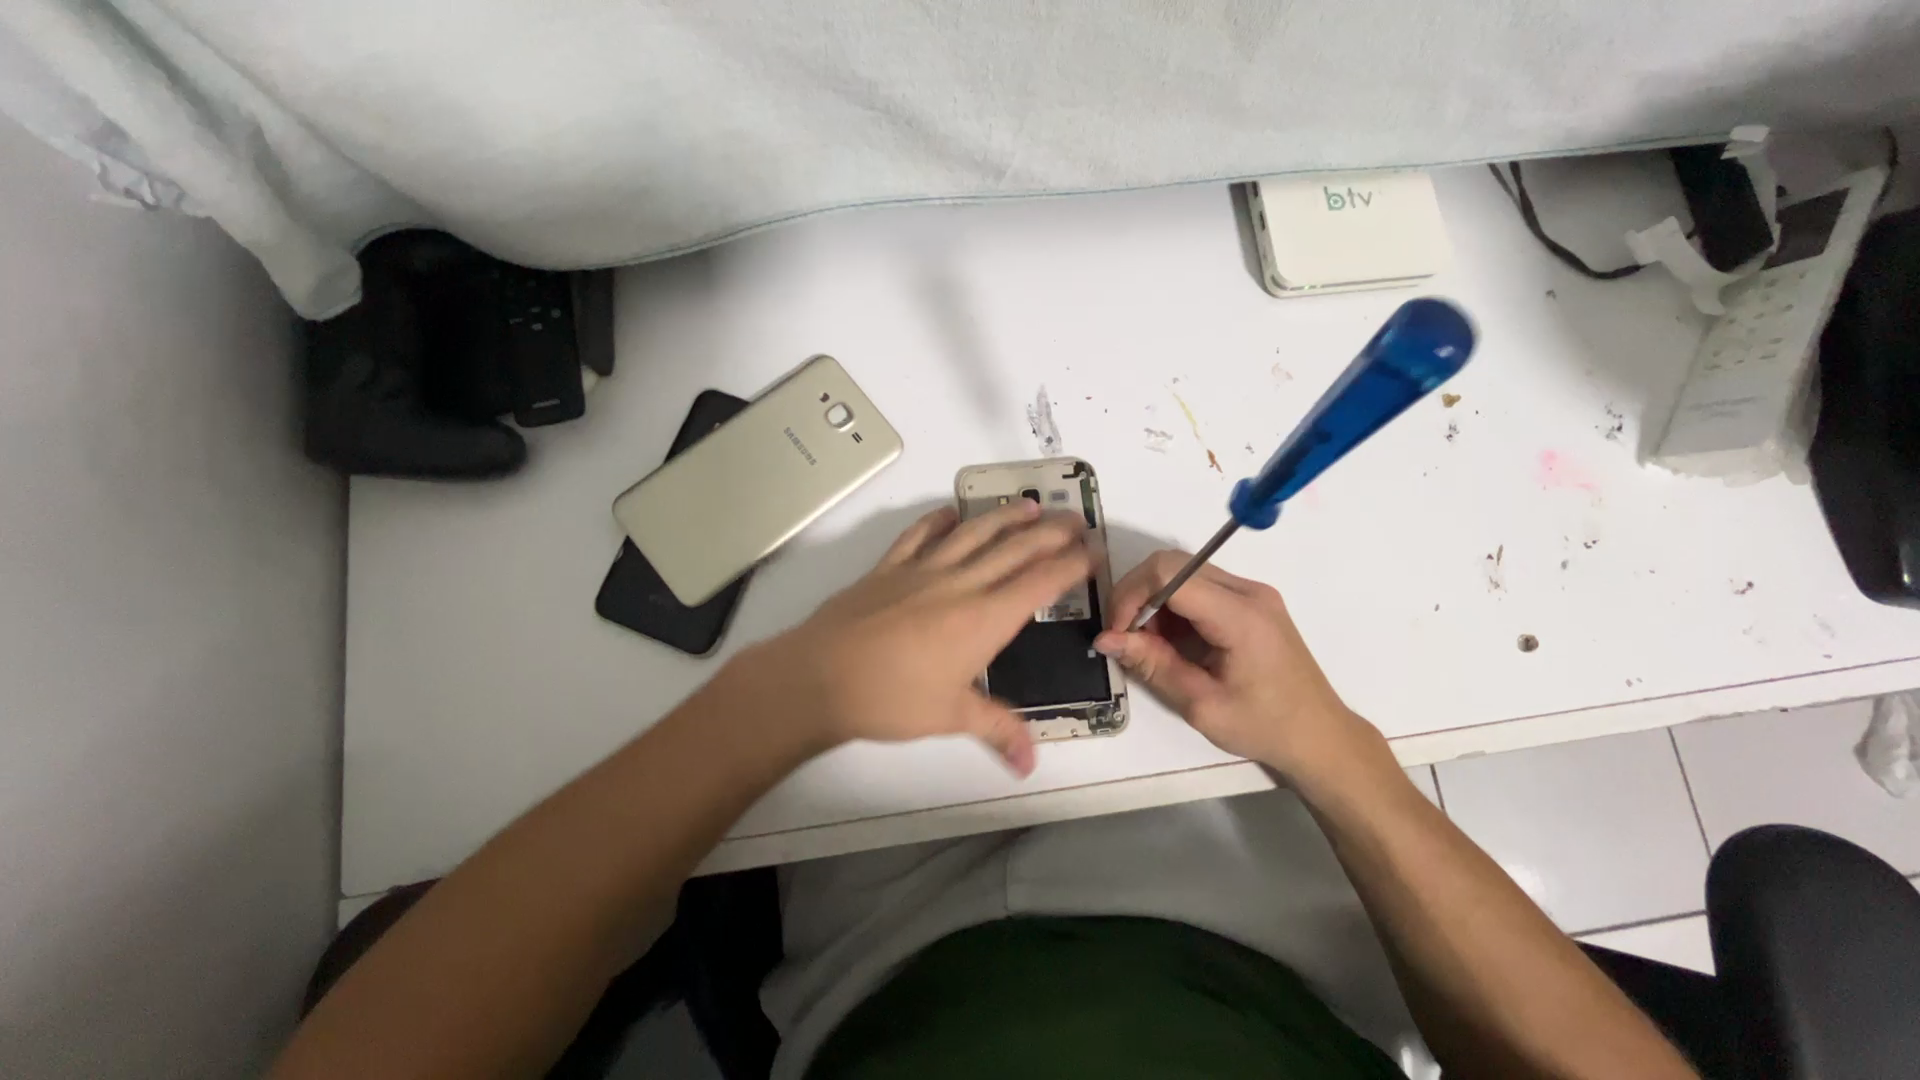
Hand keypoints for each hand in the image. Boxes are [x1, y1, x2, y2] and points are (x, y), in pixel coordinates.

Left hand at [739, 501, 1090, 775]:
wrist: (820, 677)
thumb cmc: (891, 699)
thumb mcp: (951, 717)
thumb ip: (997, 730)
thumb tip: (1030, 765)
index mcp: (984, 619)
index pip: (1039, 584)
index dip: (1070, 565)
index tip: (1091, 552)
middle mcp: (960, 585)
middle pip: (1014, 549)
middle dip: (1050, 533)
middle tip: (1075, 521)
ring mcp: (922, 571)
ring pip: (972, 534)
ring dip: (1004, 517)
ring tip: (1029, 505)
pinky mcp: (888, 568)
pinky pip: (918, 536)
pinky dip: (938, 521)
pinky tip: (950, 513)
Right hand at [1094, 551, 1382, 783]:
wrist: (1320, 736)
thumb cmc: (1264, 727)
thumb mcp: (1202, 705)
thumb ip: (1153, 665)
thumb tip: (1105, 638)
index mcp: (1240, 615)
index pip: (1169, 573)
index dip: (1131, 596)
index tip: (1117, 634)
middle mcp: (1248, 591)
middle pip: (1172, 564)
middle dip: (1137, 595)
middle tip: (1126, 638)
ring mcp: (1252, 593)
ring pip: (1182, 572)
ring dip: (1154, 602)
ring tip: (1148, 645)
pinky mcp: (1251, 602)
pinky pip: (1198, 587)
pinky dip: (1173, 607)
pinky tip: (1172, 642)